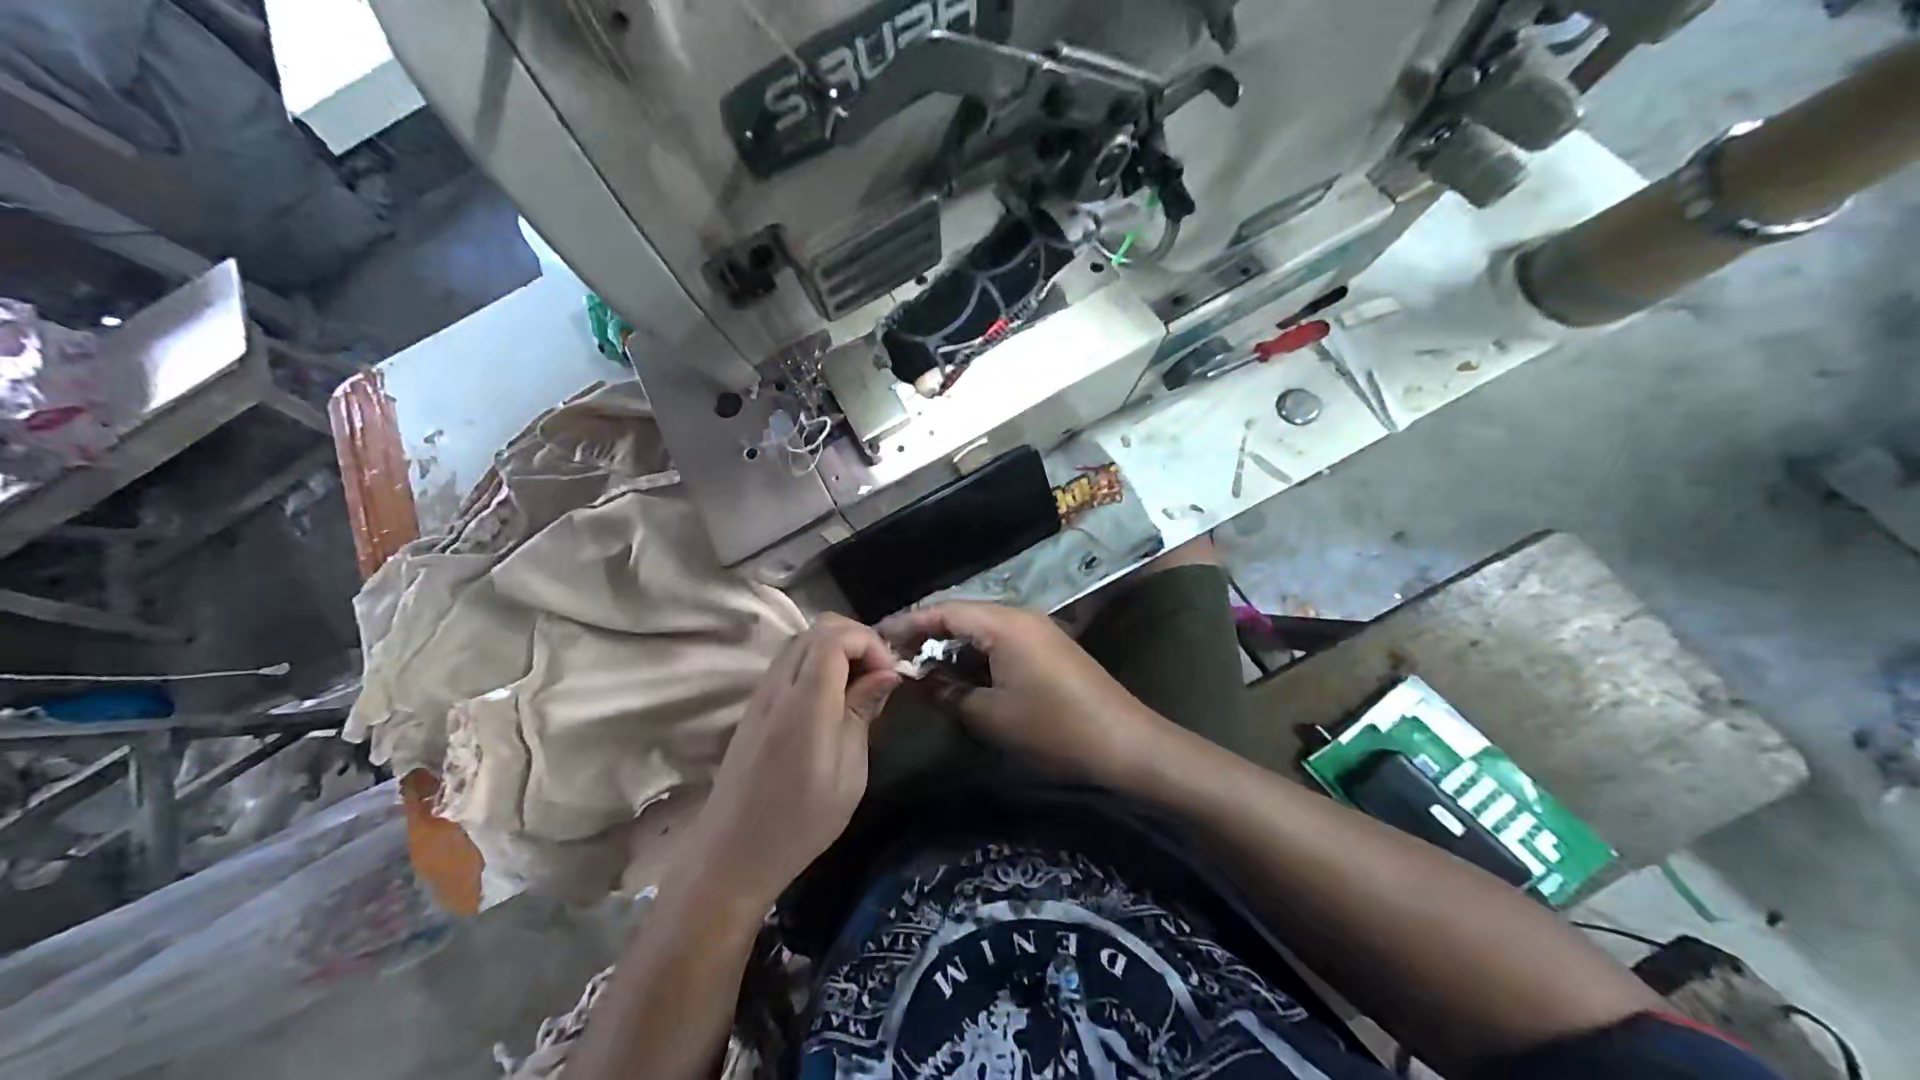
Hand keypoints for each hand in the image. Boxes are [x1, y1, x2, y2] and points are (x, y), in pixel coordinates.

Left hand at [691, 614, 900, 907]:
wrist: (730, 855)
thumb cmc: (798, 824)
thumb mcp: (848, 775)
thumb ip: (862, 714)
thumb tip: (886, 674)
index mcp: (805, 705)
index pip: (834, 636)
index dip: (869, 642)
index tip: (890, 676)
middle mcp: (778, 688)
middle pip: (818, 629)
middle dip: (858, 640)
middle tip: (880, 676)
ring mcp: (761, 695)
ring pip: (802, 642)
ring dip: (838, 650)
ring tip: (861, 687)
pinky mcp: (754, 707)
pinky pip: (790, 664)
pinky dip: (818, 664)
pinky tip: (833, 700)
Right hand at [879, 602, 1164, 784]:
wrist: (1124, 742)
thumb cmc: (1053, 726)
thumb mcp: (991, 715)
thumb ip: (949, 692)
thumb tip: (920, 681)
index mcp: (1004, 623)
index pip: (944, 610)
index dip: (908, 622)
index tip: (877, 635)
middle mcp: (1018, 616)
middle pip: (961, 614)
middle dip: (925, 632)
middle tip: (891, 652)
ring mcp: (1036, 631)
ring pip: (980, 629)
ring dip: (949, 646)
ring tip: (916, 665)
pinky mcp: (1045, 649)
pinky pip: (999, 642)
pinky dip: (973, 656)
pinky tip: (956, 675)